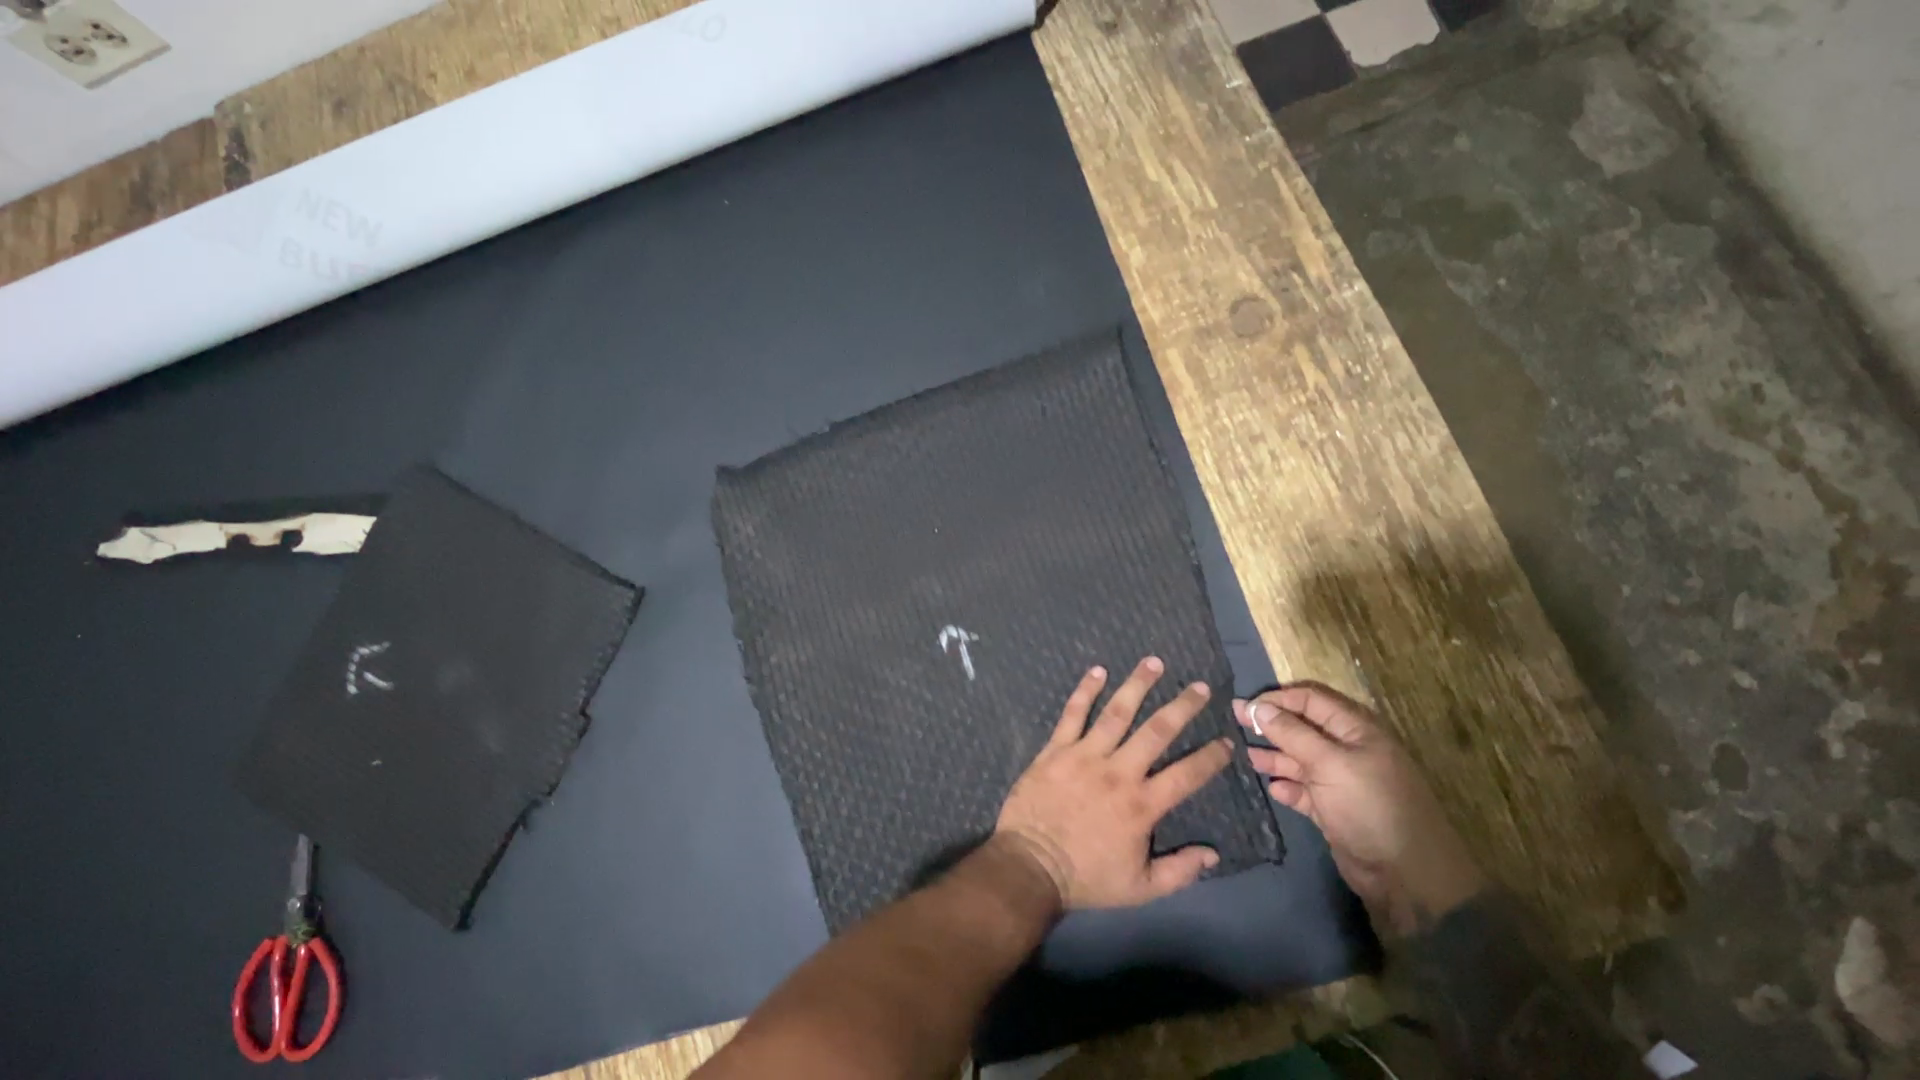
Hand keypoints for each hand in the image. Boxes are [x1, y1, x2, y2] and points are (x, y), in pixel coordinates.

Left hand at [995, 657, 1234, 909]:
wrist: (1029, 867)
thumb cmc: (1086, 878)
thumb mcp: (1140, 888)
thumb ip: (1180, 871)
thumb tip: (1213, 854)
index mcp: (1142, 805)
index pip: (1187, 774)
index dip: (1210, 758)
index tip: (1226, 742)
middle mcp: (1118, 772)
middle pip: (1157, 731)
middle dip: (1182, 706)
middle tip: (1200, 687)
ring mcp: (1085, 757)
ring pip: (1116, 713)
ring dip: (1137, 685)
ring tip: (1154, 663)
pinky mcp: (1055, 751)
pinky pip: (1072, 714)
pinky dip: (1085, 691)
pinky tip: (1097, 671)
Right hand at [1236, 682, 1485, 937]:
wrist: (1404, 874)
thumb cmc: (1369, 806)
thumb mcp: (1329, 763)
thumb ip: (1292, 733)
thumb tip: (1257, 706)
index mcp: (1356, 729)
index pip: (1310, 699)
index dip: (1276, 699)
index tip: (1241, 705)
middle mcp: (1349, 750)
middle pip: (1303, 727)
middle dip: (1270, 724)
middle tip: (1233, 723)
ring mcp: (1342, 781)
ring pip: (1300, 759)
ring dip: (1275, 756)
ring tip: (1244, 756)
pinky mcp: (1334, 809)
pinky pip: (1305, 790)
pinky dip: (1288, 787)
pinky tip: (1272, 788)